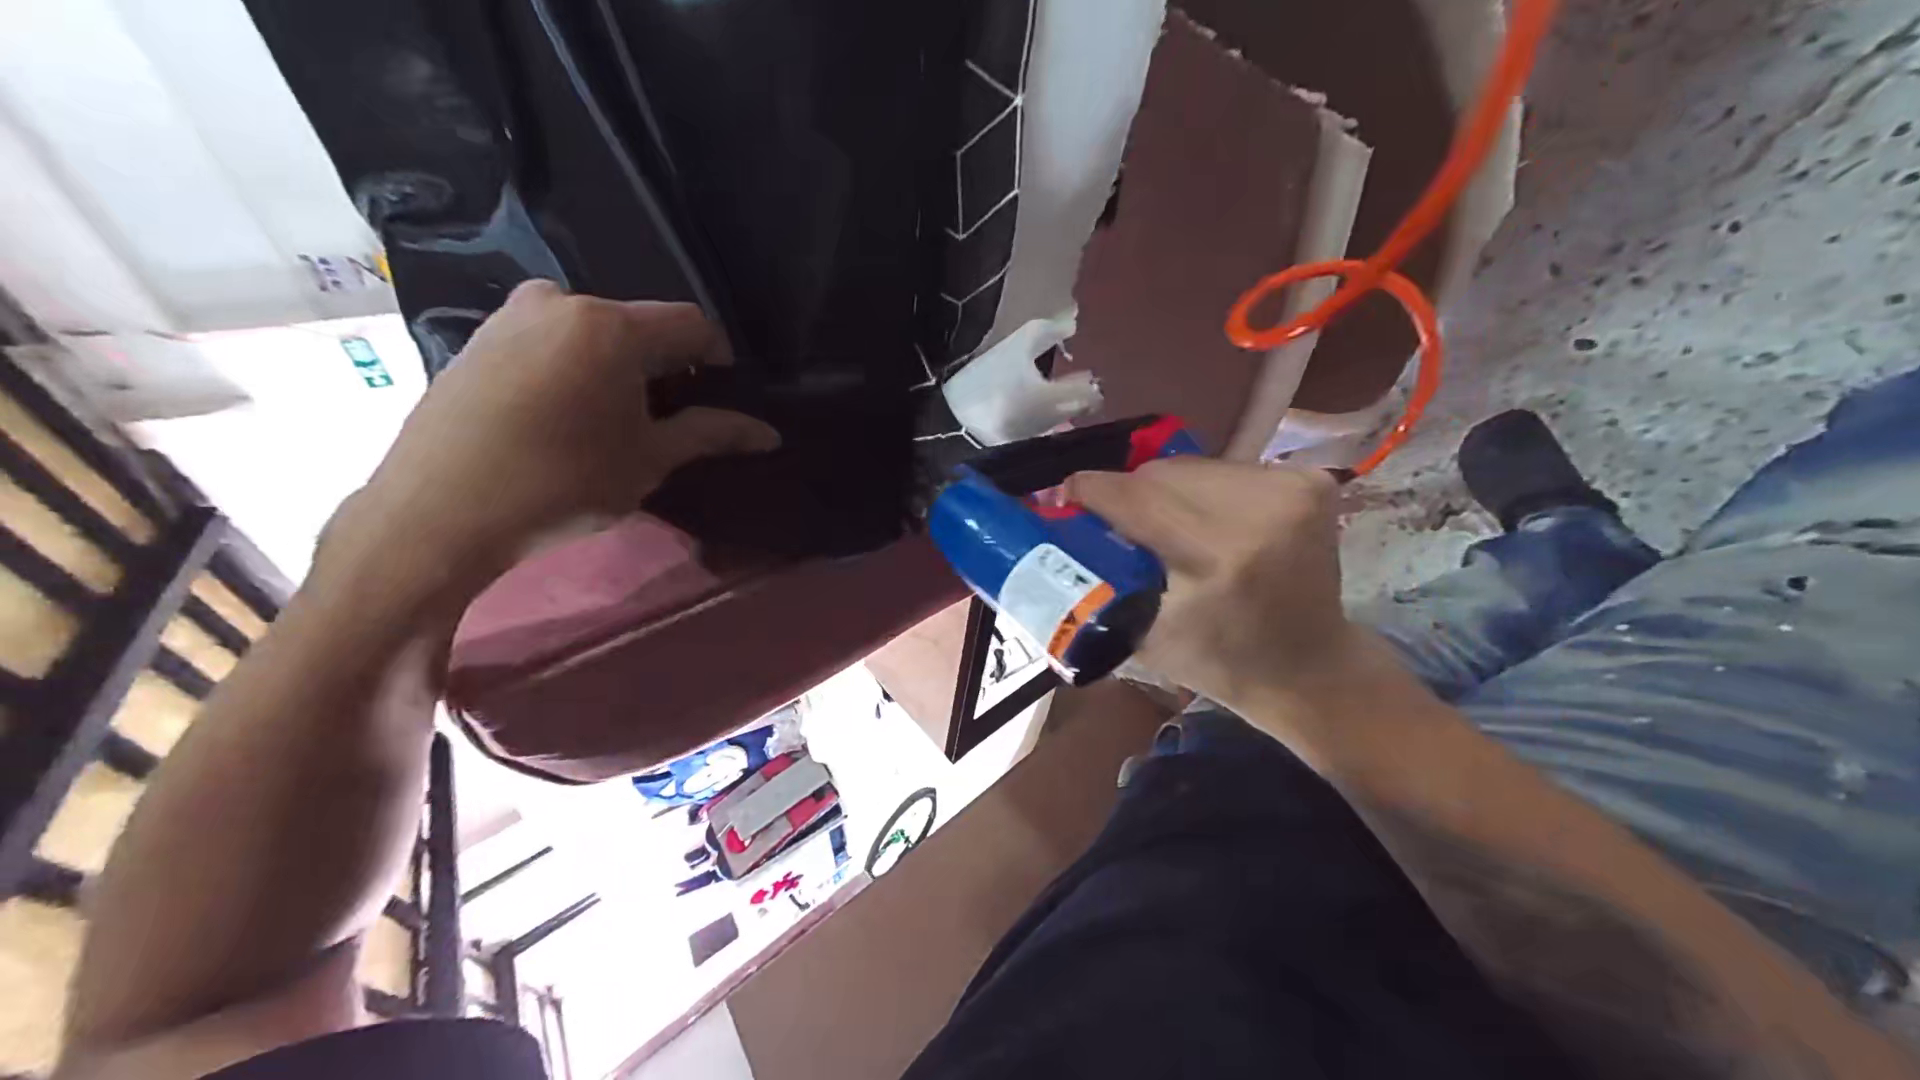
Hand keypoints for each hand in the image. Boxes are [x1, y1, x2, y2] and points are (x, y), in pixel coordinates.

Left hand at [324, 281, 778, 602]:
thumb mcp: (649, 459)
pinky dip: (576, 370)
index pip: (692, 325)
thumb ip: (711, 434)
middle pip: (640, 327)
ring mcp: (512, 316)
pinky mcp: (479, 339)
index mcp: (611, 326)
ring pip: (594, 335)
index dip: (718, 362)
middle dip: (666, 368)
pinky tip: (566, 418)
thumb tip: (769, 434)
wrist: (438, 514)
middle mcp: (561, 301)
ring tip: (614, 423)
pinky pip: (552, 343)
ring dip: (619, 370)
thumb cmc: (562, 483)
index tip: (720, 402)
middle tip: (668, 420)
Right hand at [1065, 459, 1368, 710]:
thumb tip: (1051, 537)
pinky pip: (1225, 469)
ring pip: (1190, 465)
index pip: (1137, 498)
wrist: (1310, 666)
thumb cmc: (1219, 663)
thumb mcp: (1142, 636)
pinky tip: (1206, 519)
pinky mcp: (1311, 481)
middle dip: (1128, 492)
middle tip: (1113, 520)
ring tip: (1162, 522)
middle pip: (1161, 474)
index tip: (1064, 494)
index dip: (1091, 490)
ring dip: (1165, 489)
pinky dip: (1203, 489)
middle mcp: (1262, 511)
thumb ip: (1095, 585)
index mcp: (1220, 557)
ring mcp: (1292, 490)